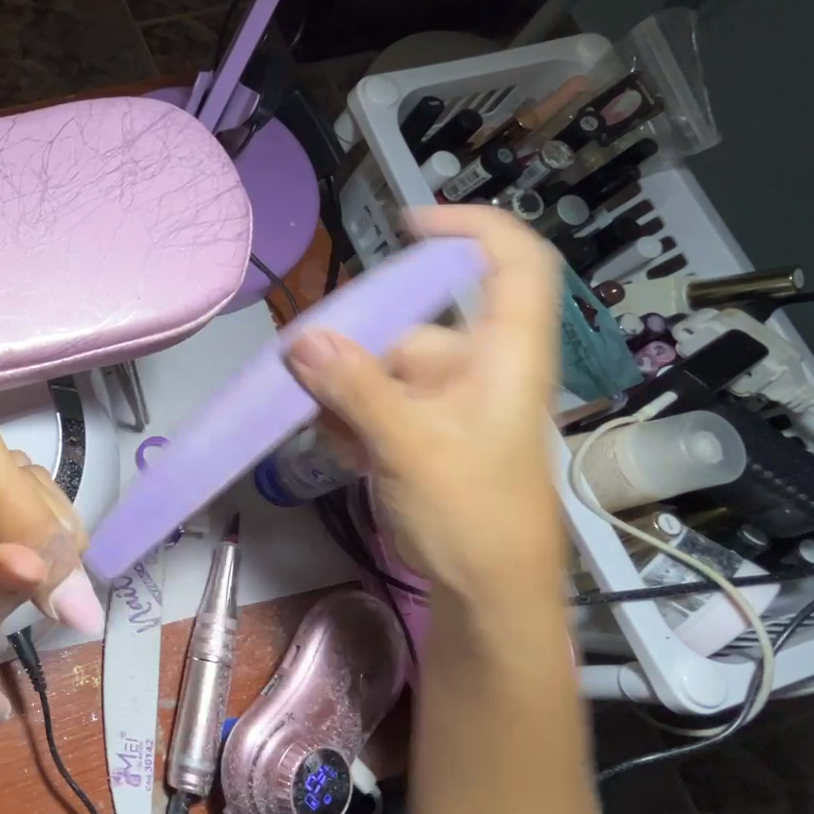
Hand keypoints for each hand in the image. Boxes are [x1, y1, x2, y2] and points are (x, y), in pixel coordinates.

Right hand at [285, 205, 563, 599]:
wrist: (484, 591)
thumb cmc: (473, 514)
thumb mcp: (411, 447)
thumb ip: (356, 390)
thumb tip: (302, 339)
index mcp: (503, 356)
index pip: (511, 265)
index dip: (470, 229)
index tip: (406, 223)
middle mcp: (474, 369)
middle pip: (409, 328)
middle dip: (354, 354)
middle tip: (306, 379)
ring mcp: (444, 403)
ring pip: (377, 372)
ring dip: (342, 399)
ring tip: (333, 436)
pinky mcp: (419, 434)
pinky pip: (370, 406)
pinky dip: (347, 422)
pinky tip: (343, 451)